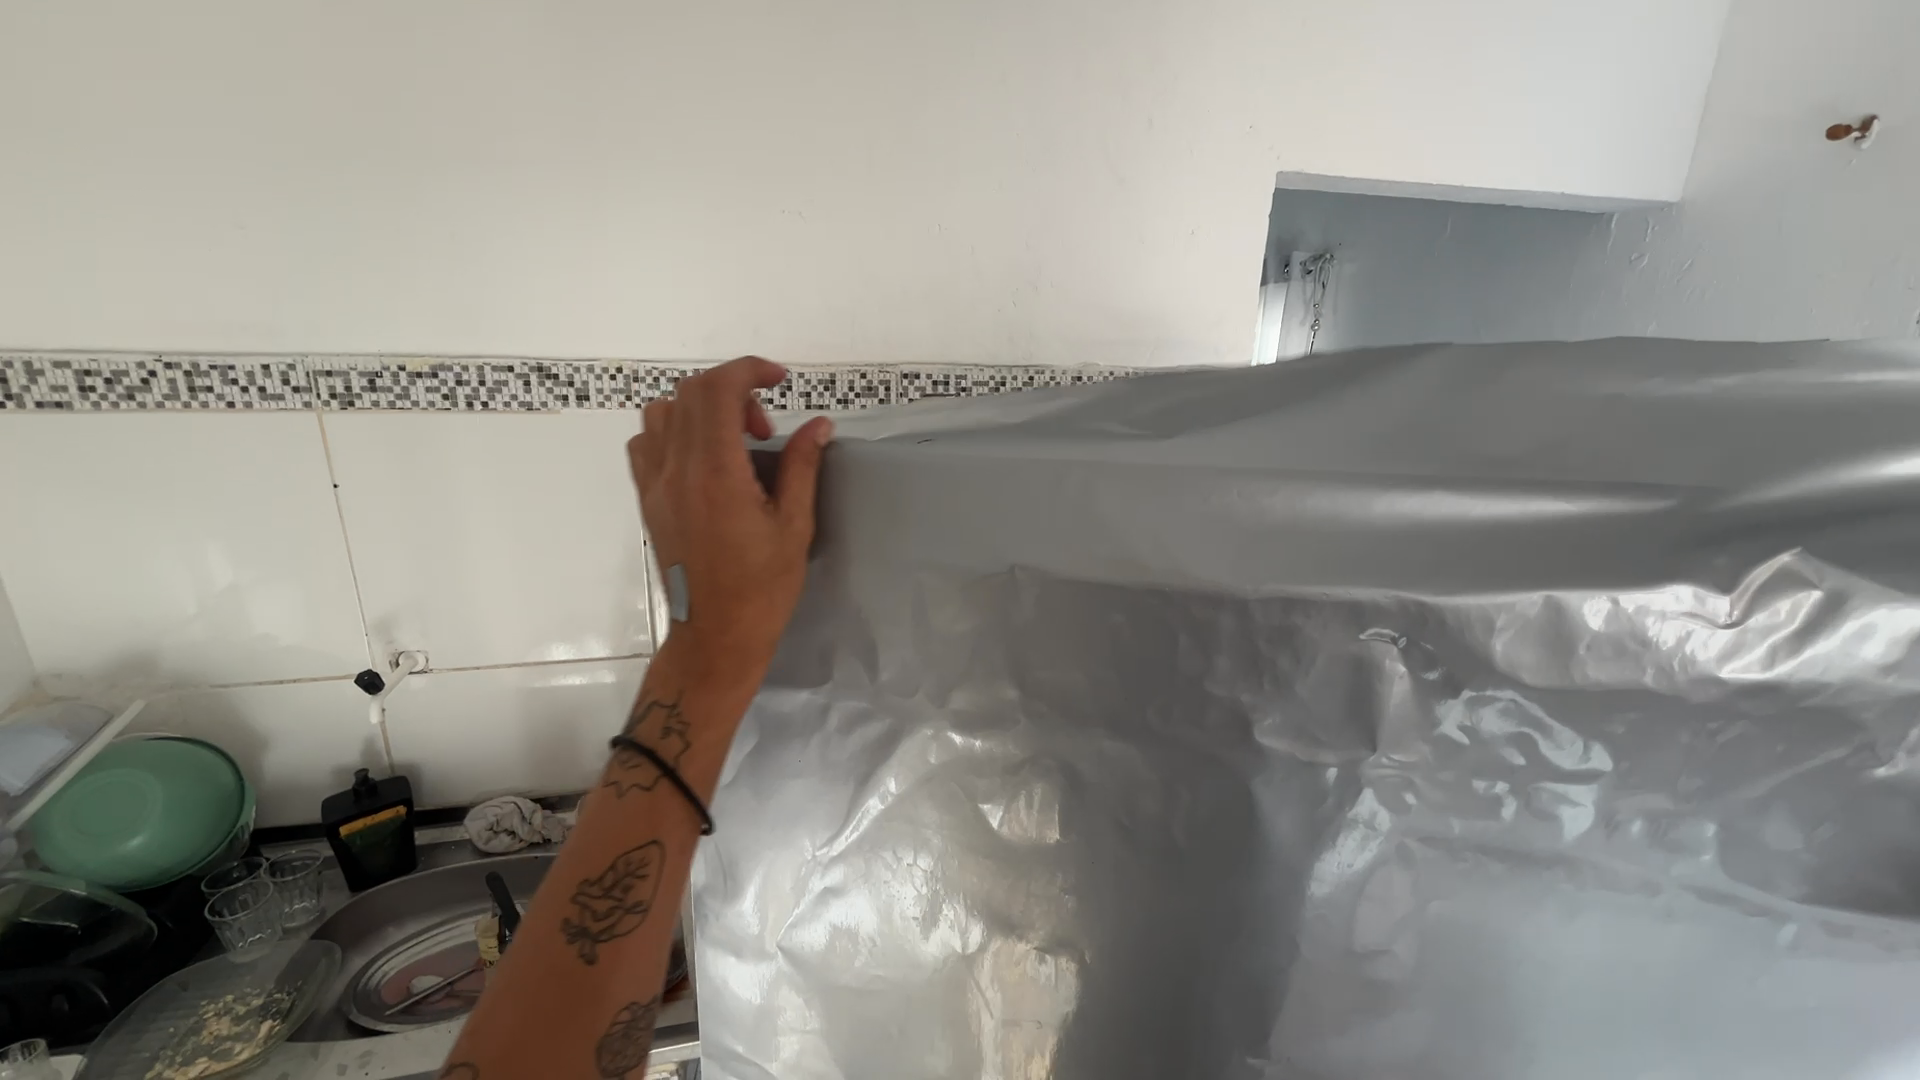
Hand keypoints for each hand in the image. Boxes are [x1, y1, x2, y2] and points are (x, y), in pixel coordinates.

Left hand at [629, 357, 833, 682]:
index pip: (718, 390)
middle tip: (765, 428)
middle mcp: (676, 470)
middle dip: (734, 390)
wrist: (715, 634)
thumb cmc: (763, 587)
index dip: (750, 370)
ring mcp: (655, 484)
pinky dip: (674, 433)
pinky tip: (703, 460)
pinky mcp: (647, 500)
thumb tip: (818, 425)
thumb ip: (802, 467)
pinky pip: (646, 443)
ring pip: (662, 413)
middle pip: (690, 393)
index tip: (779, 380)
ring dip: (701, 409)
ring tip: (734, 442)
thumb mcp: (794, 526)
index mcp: (716, 473)